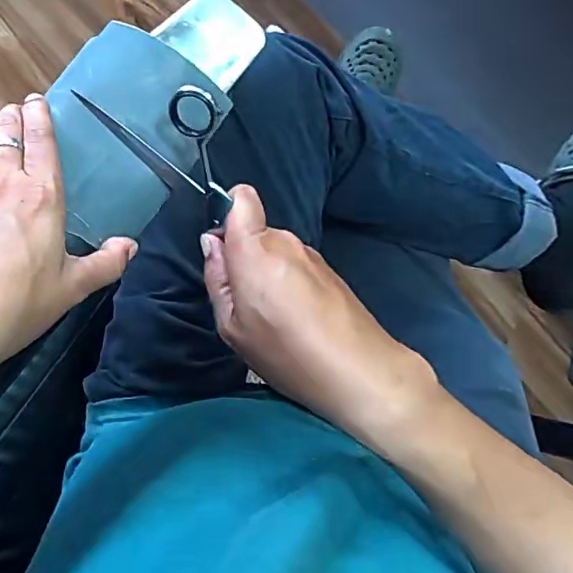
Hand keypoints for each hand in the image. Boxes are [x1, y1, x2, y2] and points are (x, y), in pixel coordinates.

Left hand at [0, 95, 137, 407]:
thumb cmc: (19, 307)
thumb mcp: (71, 289)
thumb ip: (105, 264)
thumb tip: (130, 245)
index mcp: (41, 196)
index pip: (42, 141)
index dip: (39, 116)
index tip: (36, 101)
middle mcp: (2, 181)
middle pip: (5, 133)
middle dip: (10, 119)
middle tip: (11, 115)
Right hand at [200, 184, 442, 436]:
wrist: (361, 373)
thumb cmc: (287, 353)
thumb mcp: (231, 326)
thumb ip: (217, 278)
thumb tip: (211, 244)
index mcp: (256, 250)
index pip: (241, 199)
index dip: (227, 213)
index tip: (222, 247)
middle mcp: (285, 242)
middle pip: (254, 232)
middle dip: (244, 256)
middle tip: (244, 299)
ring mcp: (312, 255)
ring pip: (274, 250)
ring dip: (268, 272)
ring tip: (273, 314)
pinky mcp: (330, 270)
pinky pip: (294, 265)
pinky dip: (288, 283)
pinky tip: (296, 317)